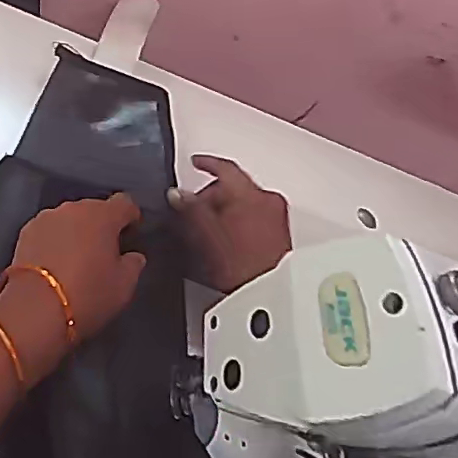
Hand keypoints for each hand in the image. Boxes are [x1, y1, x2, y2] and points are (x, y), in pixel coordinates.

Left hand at [4, 194, 146, 346]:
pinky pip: (48, 230)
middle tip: (103, 252)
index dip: (130, 215)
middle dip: (101, 225)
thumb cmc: (87, 295)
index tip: (131, 232)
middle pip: (94, 209)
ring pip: (69, 218)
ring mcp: (46, 217)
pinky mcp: (25, 231)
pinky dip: (54, 240)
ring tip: (76, 258)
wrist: (35, 308)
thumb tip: (133, 256)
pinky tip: (53, 262)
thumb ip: (133, 264)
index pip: (124, 203)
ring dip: (75, 231)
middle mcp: (74, 208)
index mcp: (103, 215)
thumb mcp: (123, 286)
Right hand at [175, 155, 290, 292]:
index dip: (207, 163)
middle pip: (234, 186)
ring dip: (223, 209)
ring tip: (206, 229)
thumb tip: (177, 194)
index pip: (226, 168)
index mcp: (252, 195)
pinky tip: (223, 237)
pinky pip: (253, 214)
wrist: (271, 294)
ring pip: (243, 201)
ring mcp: (277, 217)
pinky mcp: (280, 232)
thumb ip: (191, 209)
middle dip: (210, 195)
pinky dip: (236, 218)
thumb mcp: (207, 235)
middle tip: (192, 208)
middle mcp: (269, 201)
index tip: (195, 162)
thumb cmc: (243, 267)